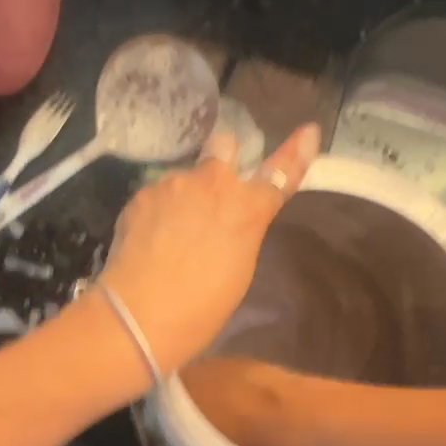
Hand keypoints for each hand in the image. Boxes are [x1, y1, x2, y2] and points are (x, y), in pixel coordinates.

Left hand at [95, 123, 319, 374]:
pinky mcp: (141, 194)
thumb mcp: (238, 269)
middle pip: (224, 146)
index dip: (295, 152)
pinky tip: (148, 237)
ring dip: (185, 192)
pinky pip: (157, 193)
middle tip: (212, 189)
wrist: (138, 314)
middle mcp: (213, 184)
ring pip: (184, 174)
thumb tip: (231, 219)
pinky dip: (157, 209)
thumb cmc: (200, 309)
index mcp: (247, 209)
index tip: (307, 131)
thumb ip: (241, 230)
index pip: (280, 172)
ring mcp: (173, 184)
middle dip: (222, 159)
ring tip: (171, 229)